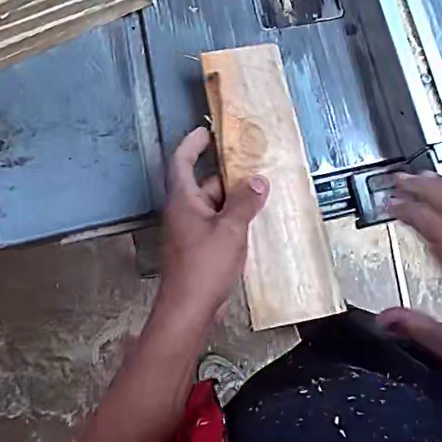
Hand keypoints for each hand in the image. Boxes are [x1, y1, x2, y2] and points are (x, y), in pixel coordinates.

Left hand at [154, 126, 267, 328]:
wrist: (190, 310)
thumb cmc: (203, 267)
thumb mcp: (231, 228)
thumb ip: (246, 202)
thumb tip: (258, 181)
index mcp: (182, 200)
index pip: (181, 162)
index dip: (192, 144)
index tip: (206, 132)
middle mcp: (183, 213)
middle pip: (203, 184)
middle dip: (226, 175)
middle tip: (252, 166)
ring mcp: (189, 232)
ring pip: (212, 206)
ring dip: (233, 200)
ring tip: (261, 194)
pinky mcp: (198, 249)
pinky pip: (216, 225)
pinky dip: (233, 219)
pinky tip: (253, 223)